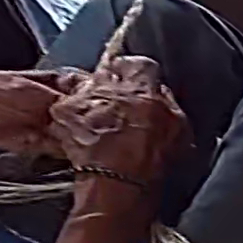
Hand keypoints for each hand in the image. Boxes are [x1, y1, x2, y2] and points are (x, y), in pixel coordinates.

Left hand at [47, 56, 188, 186]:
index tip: (146, 80)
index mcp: (141, 86)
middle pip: (111, 70)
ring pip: (91, 87)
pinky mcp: (63, 111)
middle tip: (127, 101)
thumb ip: (169, 103)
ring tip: (110, 122)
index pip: (140, 63)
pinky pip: (73, 106)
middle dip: (119, 83)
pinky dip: (81, 116)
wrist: (119, 180)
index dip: (144, 72)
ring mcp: (82, 97)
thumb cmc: (153, 157)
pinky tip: (93, 132)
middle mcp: (108, 85)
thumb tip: (161, 92)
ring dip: (99, 100)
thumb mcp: (179, 128)